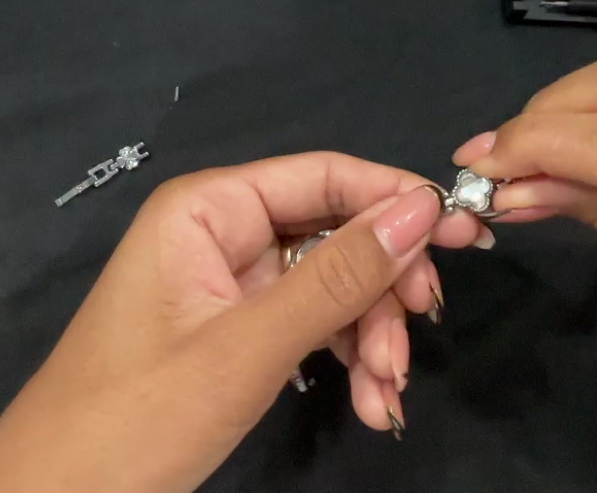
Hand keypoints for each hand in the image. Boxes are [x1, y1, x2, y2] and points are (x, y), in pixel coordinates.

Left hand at [0, 152, 484, 492]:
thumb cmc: (134, 420)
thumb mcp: (247, 349)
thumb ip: (337, 277)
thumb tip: (422, 207)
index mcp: (211, 205)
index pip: (324, 176)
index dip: (394, 196)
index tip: (462, 230)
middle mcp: (224, 229)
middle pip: (333, 231)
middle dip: (381, 286)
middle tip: (420, 334)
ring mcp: (231, 280)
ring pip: (330, 282)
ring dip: (369, 332)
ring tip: (387, 395)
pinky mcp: (237, 327)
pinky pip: (310, 321)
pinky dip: (345, 356)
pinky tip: (370, 403)